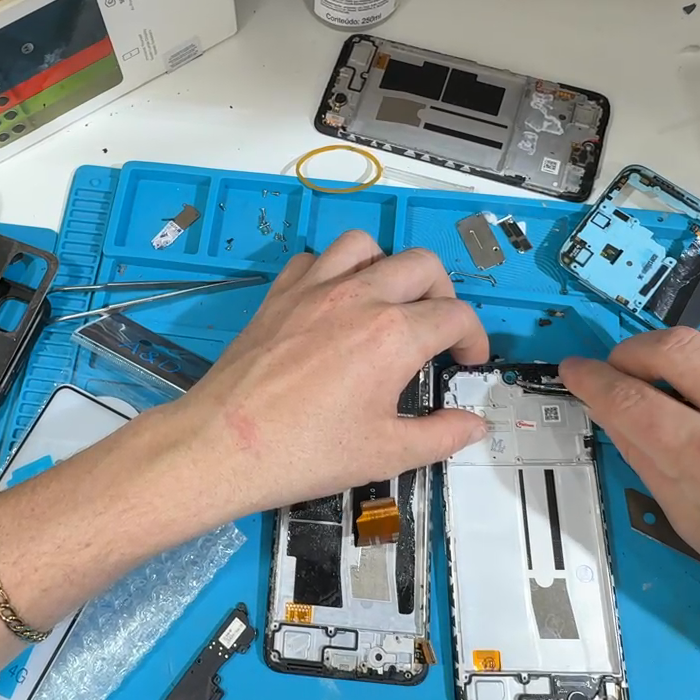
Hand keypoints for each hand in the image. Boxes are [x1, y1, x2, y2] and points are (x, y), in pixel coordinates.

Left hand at [171, 231, 489, 517]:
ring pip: (366, 246)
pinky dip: (333, 269)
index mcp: (393, 335)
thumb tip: (473, 426)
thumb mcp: (385, 453)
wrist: (225, 444)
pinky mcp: (280, 295)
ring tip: (388, 301)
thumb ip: (440, 436)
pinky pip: (314, 258)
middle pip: (422, 265)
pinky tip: (334, 300)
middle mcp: (359, 298)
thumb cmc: (305, 452)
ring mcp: (315, 290)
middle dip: (442, 293)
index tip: (467, 359)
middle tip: (436, 329)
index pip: (456, 315)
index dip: (474, 337)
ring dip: (388, 266)